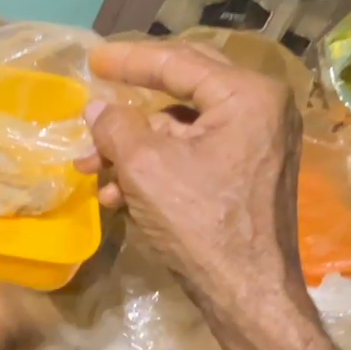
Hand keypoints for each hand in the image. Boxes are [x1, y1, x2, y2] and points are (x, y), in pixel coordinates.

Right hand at [77, 40, 304, 309]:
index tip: (93, 59)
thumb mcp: (145, 168)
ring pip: (180, 129)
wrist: (246, 290)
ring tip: (90, 167)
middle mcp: (260, 110)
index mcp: (246, 95)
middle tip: (95, 94)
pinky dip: (153, 168)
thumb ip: (116, 128)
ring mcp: (256, 144)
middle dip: (129, 105)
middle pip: (182, 89)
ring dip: (132, 147)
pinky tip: (119, 194)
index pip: (179, 61)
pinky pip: (191, 155)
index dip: (130, 60)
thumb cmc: (200, 222)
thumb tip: (96, 109)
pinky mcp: (246, 174)